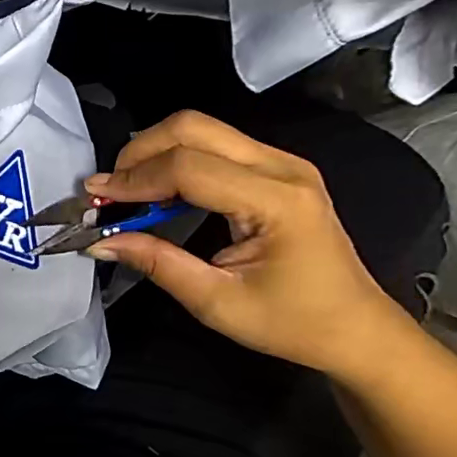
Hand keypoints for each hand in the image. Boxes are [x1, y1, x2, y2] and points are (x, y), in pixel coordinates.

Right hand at [85, 111, 409, 376]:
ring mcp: (283, 161)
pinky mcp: (276, 166)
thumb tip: (100, 242)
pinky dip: (175, 156)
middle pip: (193, 128)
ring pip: (201, 128)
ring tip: (128, 188)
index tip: (98, 198)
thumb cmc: (294, 324)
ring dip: (155, 150)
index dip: (136, 178)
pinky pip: (214, 142)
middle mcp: (283, 168)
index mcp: (278, 202)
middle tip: (110, 188)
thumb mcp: (218, 303)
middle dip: (140, 152)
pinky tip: (159, 187)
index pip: (190, 168)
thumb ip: (158, 264)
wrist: (358, 329)